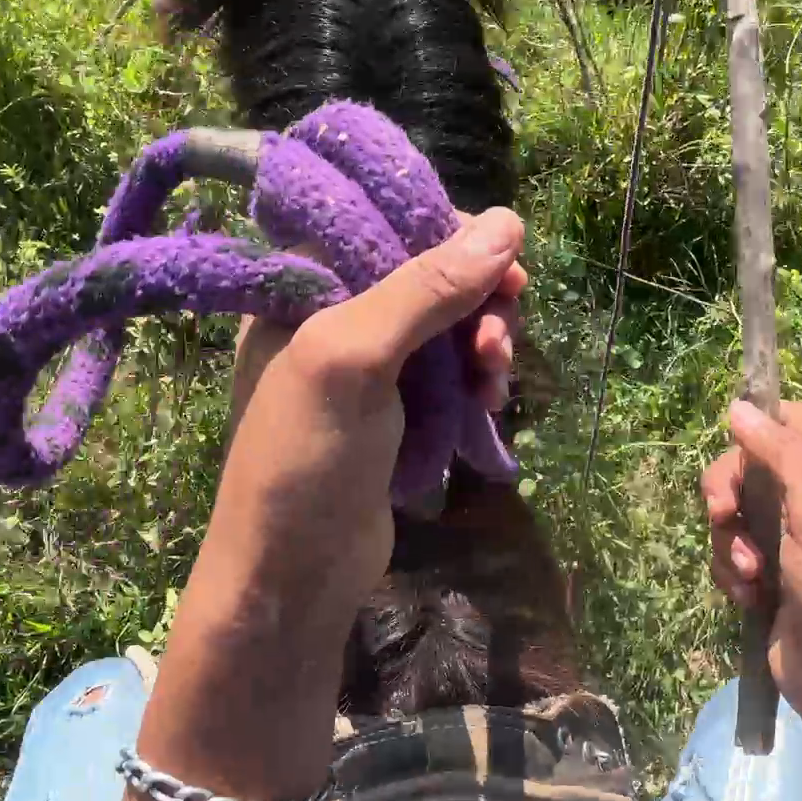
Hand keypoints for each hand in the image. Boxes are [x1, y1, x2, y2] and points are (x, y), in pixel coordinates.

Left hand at [206, 208, 526, 626]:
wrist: (294, 577)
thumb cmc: (306, 460)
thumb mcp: (355, 359)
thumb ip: (424, 288)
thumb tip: (508, 223)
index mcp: (308, 283)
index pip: (394, 224)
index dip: (457, 238)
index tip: (505, 270)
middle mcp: (339, 313)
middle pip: (435, 275)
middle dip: (480, 303)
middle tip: (498, 344)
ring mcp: (372, 364)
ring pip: (452, 325)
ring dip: (486, 345)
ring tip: (494, 384)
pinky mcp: (398, 406)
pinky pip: (453, 370)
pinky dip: (479, 380)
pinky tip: (489, 406)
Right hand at [703, 400, 801, 753]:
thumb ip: (780, 455)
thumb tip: (738, 405)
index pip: (794, 424)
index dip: (758, 429)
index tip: (729, 447)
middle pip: (752, 466)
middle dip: (730, 493)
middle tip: (720, 515)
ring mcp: (793, 537)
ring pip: (735, 510)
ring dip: (731, 542)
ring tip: (750, 576)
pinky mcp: (770, 570)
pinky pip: (732, 548)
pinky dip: (732, 571)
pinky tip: (749, 597)